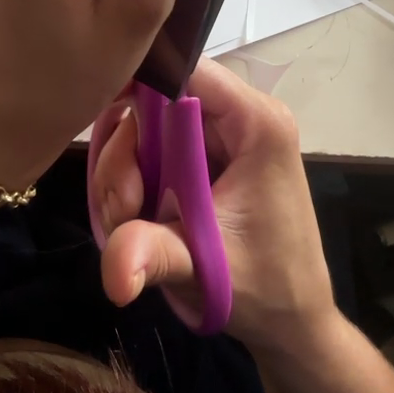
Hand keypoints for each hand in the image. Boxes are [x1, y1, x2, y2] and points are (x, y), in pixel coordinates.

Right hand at [93, 58, 340, 355]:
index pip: (183, 69)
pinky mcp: (205, 153)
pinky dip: (132, 177)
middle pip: (154, 100)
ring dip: (122, 172)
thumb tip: (113, 272)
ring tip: (129, 221)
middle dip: (125, 154)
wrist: (291, 324)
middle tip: (124, 208)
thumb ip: (156, 255)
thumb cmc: (266, 289)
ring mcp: (220, 133)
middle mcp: (239, 115)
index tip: (102, 121)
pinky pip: (152, 144)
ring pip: (145, 124)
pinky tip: (134, 215)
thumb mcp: (206, 269)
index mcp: (255, 122)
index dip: (136, 83)